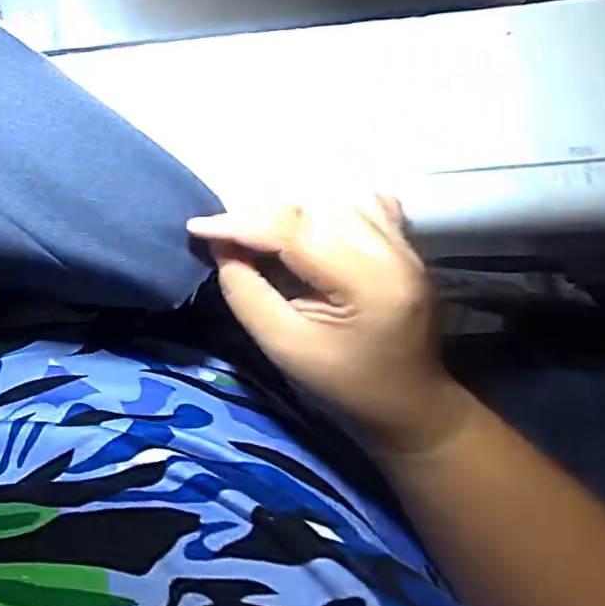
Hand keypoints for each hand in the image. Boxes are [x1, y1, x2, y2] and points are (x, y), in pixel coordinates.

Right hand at [188, 196, 472, 456]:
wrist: (409, 406)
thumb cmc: (343, 385)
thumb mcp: (282, 345)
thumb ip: (246, 291)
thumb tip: (221, 244)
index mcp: (368, 281)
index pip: (292, 231)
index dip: (238, 224)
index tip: (195, 228)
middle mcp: (393, 251)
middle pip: (310, 208)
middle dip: (256, 215)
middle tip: (219, 233)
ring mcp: (404, 244)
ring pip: (331, 199)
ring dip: (286, 211)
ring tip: (254, 231)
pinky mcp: (403, 244)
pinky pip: (359, 204)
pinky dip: (323, 208)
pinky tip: (305, 226)